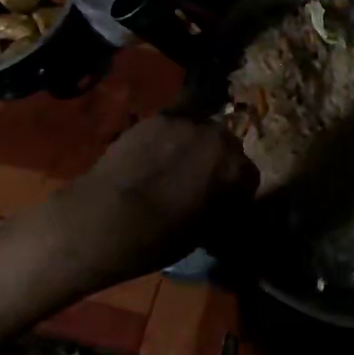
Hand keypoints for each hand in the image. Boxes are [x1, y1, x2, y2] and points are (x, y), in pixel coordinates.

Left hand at [55, 115, 256, 279]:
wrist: (105, 219)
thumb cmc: (159, 238)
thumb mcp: (204, 233)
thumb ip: (223, 209)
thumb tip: (227, 204)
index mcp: (237, 169)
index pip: (248, 175)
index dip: (234, 190)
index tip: (220, 202)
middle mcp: (219, 137)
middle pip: (227, 146)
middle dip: (216, 161)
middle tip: (196, 182)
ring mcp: (187, 122)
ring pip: (200, 130)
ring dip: (194, 144)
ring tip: (172, 164)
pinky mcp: (158, 116)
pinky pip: (175, 120)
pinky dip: (171, 133)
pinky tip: (156, 149)